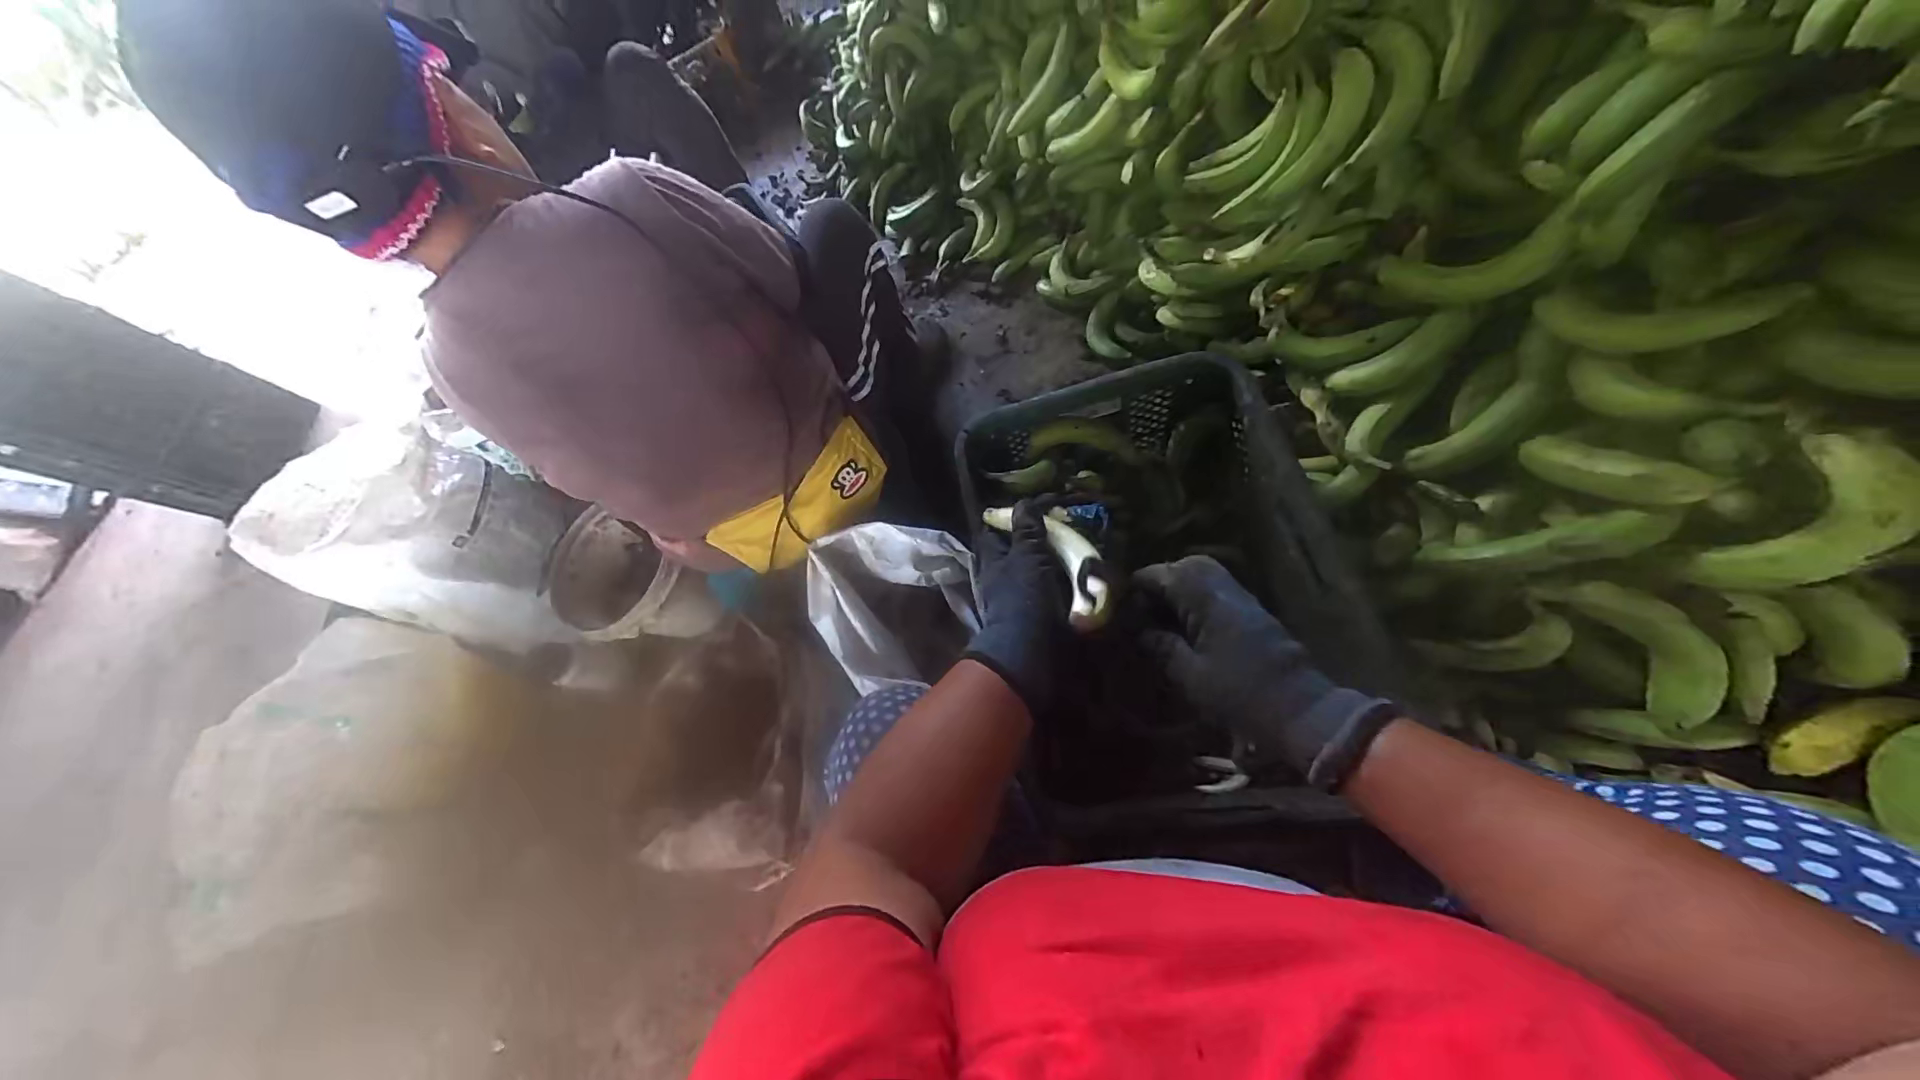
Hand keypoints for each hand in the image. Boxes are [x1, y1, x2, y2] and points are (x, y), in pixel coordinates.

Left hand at [963, 503, 1069, 717]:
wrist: (1033, 651)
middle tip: (1063, 531)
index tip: (1030, 512)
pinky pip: (1053, 595)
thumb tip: (1022, 503)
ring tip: (1079, 551)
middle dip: (1036, 545)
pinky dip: (1067, 587)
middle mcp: (1002, 581)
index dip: (1008, 522)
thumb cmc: (1024, 598)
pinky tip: (1084, 579)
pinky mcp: (1039, 618)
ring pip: (1036, 575)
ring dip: (1055, 565)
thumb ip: (1026, 531)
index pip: (994, 535)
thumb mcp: (1026, 557)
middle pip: (1017, 555)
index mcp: (993, 563)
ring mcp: (1019, 601)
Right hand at [1134, 556, 1396, 790]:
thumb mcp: (1189, 675)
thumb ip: (1160, 646)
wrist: (1302, 712)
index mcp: (1206, 599)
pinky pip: (1217, 593)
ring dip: (1178, 592)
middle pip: (1185, 567)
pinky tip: (1184, 627)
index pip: (1161, 575)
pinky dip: (1196, 602)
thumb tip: (1138, 631)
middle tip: (1139, 609)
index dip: (1134, 587)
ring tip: (1158, 618)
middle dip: (1158, 583)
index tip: (1117, 607)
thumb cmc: (1240, 695)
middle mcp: (1225, 589)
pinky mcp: (1253, 615)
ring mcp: (1243, 600)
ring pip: (1203, 578)